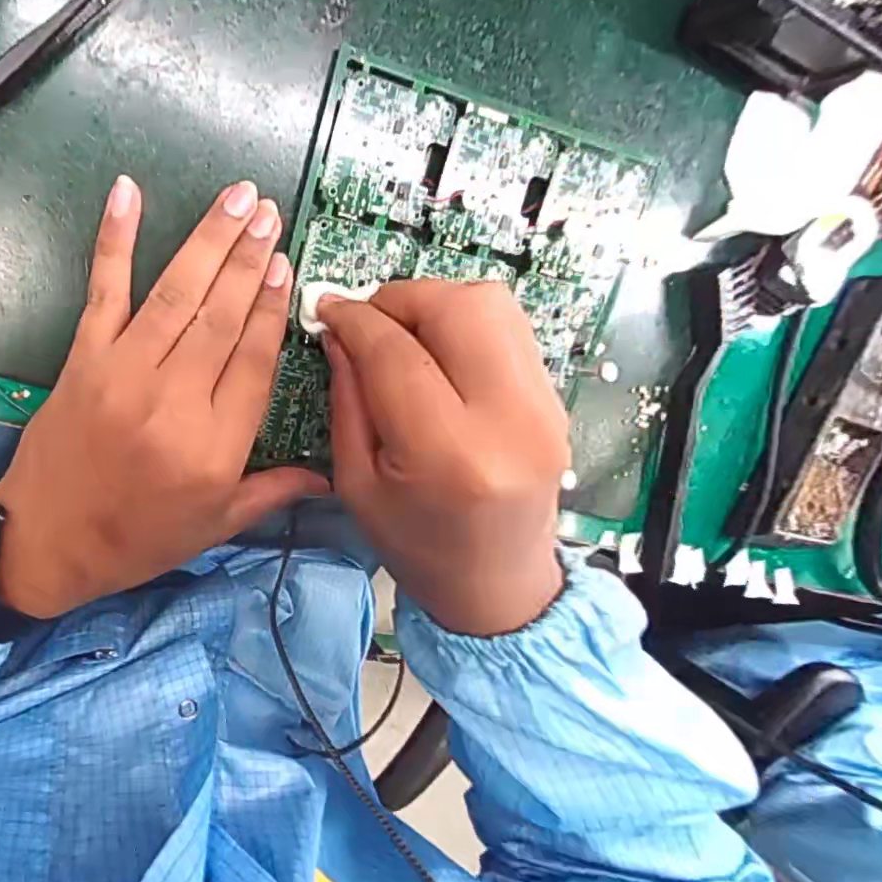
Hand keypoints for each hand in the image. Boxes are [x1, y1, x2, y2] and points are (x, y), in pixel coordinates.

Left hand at [0, 177, 330, 617]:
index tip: (286, 267)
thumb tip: (330, 476)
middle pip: (222, 316)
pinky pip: (104, 290)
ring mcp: (125, 371)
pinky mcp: (83, 358)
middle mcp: (175, 399)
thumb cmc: (134, 539)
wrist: (47, 540)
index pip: (256, 360)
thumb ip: (271, 492)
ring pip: (176, 294)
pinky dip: (115, 239)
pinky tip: (128, 193)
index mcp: (216, 444)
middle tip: (268, 212)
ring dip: (208, 241)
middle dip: (250, 259)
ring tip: (237, 198)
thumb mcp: (211, 527)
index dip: (272, 309)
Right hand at [318, 281, 567, 635]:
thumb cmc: (413, 544)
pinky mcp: (556, 399)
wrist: (499, 583)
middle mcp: (509, 419)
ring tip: (399, 331)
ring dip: (434, 303)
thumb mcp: (355, 480)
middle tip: (366, 319)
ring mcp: (544, 405)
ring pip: (493, 305)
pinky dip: (462, 322)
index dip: (354, 320)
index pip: (396, 354)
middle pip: (460, 308)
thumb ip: (348, 400)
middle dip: (400, 298)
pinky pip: (508, 328)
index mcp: (447, 454)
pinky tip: (433, 350)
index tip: (326, 308)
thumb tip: (339, 334)